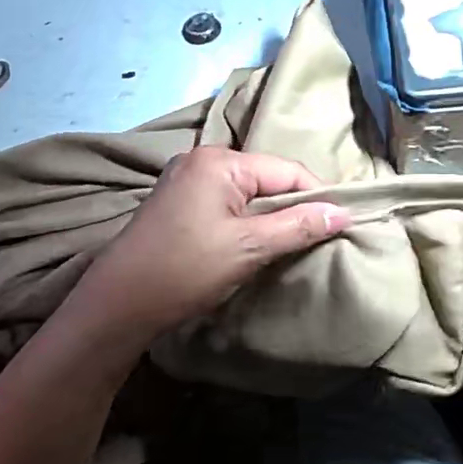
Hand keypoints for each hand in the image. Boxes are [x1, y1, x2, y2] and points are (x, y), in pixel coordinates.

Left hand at [76, 147, 350, 332]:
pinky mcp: (178, 202)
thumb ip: (299, 226)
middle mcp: (202, 159)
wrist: (119, 304)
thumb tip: (343, 213)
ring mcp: (186, 179)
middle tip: (317, 237)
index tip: (339, 226)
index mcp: (220, 162)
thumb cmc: (186, 270)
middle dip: (294, 206)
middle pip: (268, 178)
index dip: (317, 197)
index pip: (288, 171)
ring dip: (271, 215)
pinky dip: (247, 219)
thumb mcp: (250, 247)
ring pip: (249, 192)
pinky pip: (228, 201)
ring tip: (291, 242)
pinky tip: (256, 241)